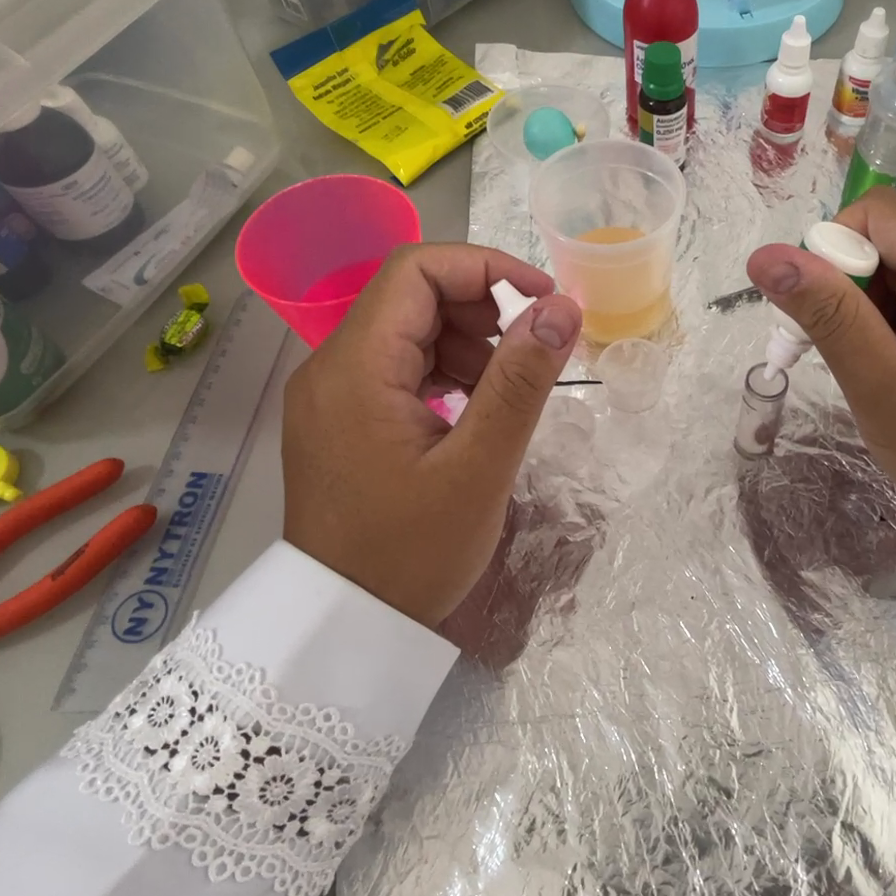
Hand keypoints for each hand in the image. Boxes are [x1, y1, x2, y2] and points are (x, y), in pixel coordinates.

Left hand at [281, 244, 582, 627]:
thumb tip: (563, 308)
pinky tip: (472, 414)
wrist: (344, 627)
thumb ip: (521, 381)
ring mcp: (331, 396)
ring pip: (405, 333)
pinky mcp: (340, 423)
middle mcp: (331, 368)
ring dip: (466, 345)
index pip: (416, 269)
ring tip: (505, 396)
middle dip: (480, 310)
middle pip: (409, 296)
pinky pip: (395, 371)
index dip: (486, 268)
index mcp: (356, 367)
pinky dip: (443, 375)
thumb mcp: (479, 468)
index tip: (544, 301)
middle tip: (529, 357)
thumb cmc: (412, 554)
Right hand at [745, 188, 895, 518]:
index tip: (824, 316)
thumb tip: (766, 256)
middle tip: (843, 353)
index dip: (834, 252)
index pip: (875, 212)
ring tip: (874, 370)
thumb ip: (825, 312)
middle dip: (850, 287)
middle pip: (891, 239)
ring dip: (871, 309)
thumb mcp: (877, 383)